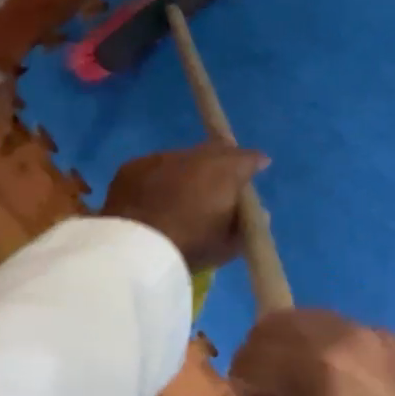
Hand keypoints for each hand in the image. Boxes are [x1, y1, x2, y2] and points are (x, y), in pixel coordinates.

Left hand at [100, 145, 269, 275]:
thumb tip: (258, 211)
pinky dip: (165, 176)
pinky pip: (157, 166)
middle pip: (216, 149)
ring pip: (185, 157)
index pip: (248, 158)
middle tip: (228, 172)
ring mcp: (161, 158)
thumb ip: (248, 224)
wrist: (135, 247)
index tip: (261, 165)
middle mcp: (194, 157)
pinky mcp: (133, 166)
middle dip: (225, 157)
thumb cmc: (192, 246)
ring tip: (191, 188)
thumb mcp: (231, 245)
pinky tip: (161, 195)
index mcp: (224, 173)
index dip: (256, 161)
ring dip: (192, 168)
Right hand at [228, 310, 394, 395]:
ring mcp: (372, 331)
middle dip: (266, 367)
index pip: (248, 360)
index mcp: (321, 367)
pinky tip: (347, 392)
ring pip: (302, 322)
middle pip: (270, 328)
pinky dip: (324, 350)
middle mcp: (345, 335)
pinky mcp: (391, 338)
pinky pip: (336, 329)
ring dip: (292, 354)